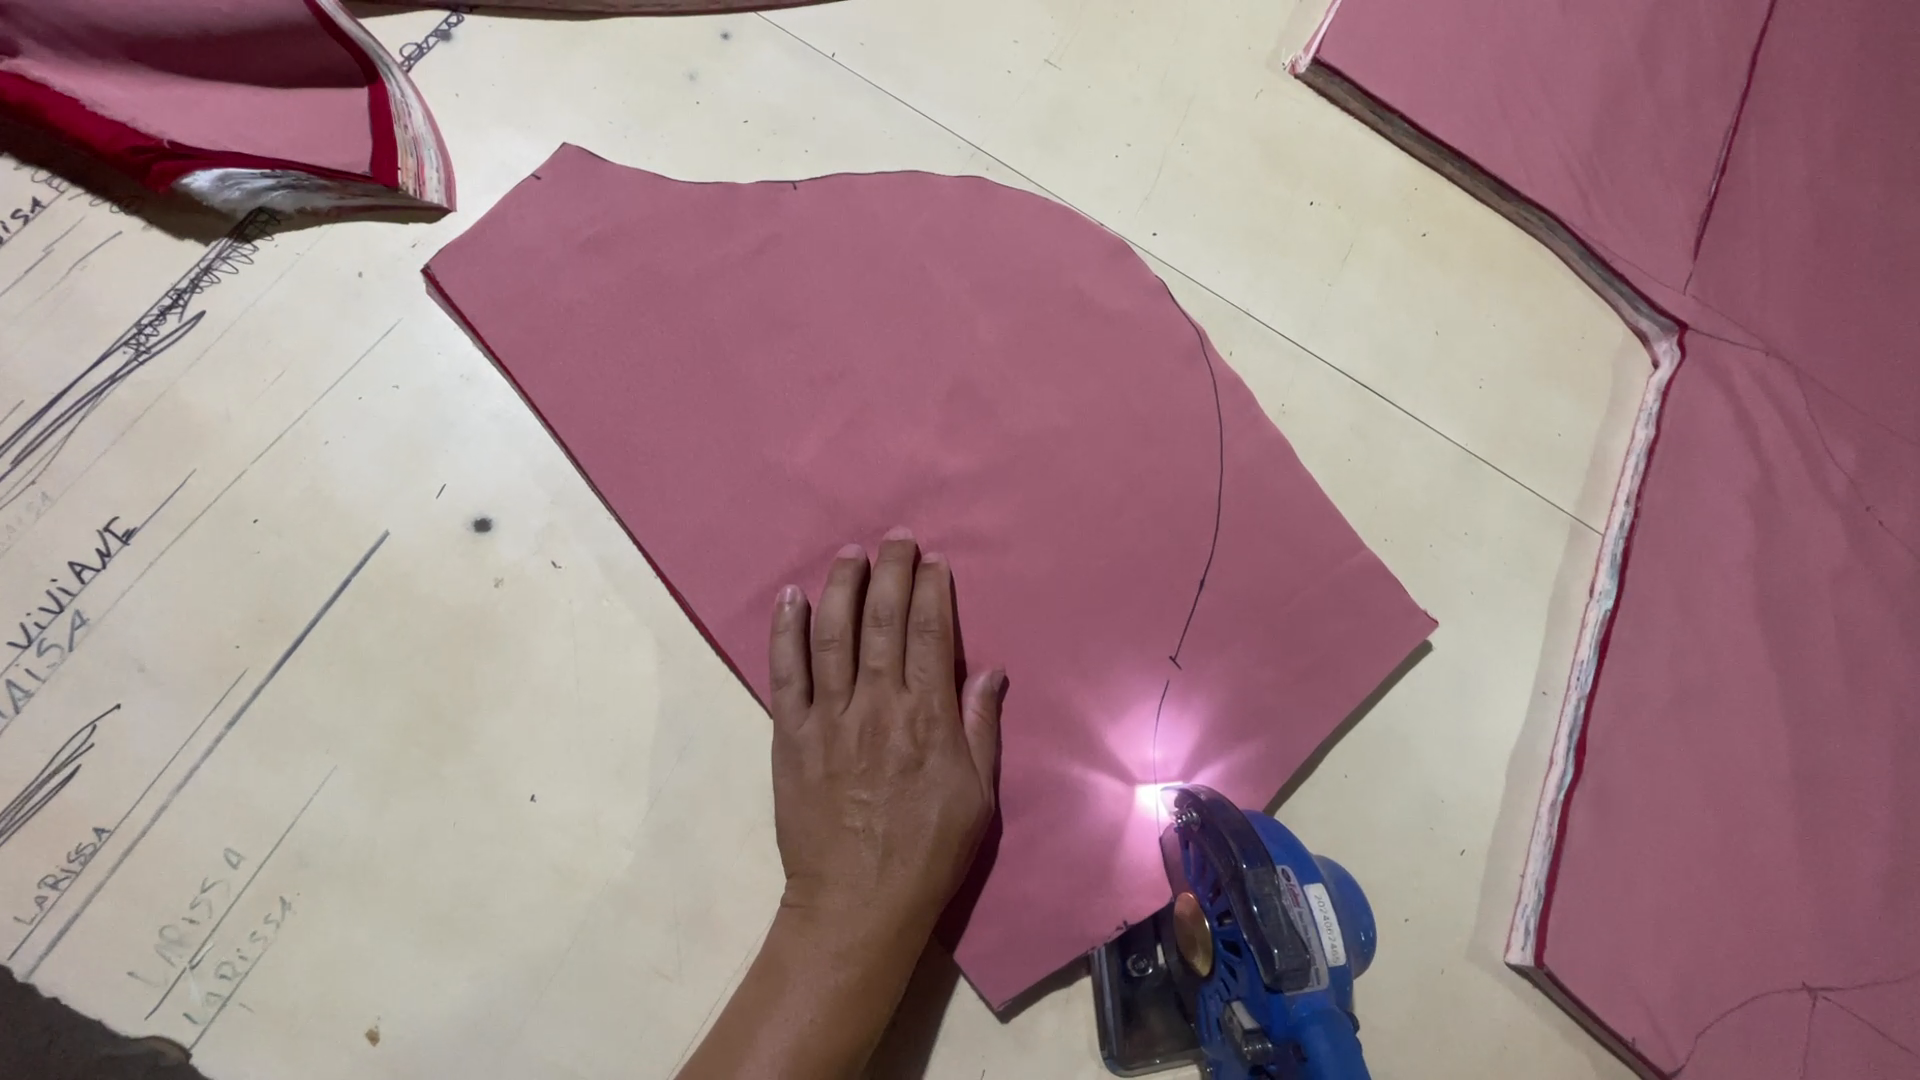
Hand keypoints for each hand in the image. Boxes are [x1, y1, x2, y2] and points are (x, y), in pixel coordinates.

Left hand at [767, 527, 1003, 942]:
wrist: (856, 904)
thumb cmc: (928, 852)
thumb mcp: (977, 797)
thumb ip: (980, 729)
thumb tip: (992, 671)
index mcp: (927, 719)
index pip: (931, 635)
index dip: (932, 590)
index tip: (933, 561)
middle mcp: (878, 706)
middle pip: (883, 622)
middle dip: (891, 571)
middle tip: (896, 538)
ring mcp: (829, 718)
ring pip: (833, 635)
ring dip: (842, 586)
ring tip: (850, 553)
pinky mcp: (790, 736)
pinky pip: (786, 673)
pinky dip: (786, 631)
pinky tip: (792, 597)